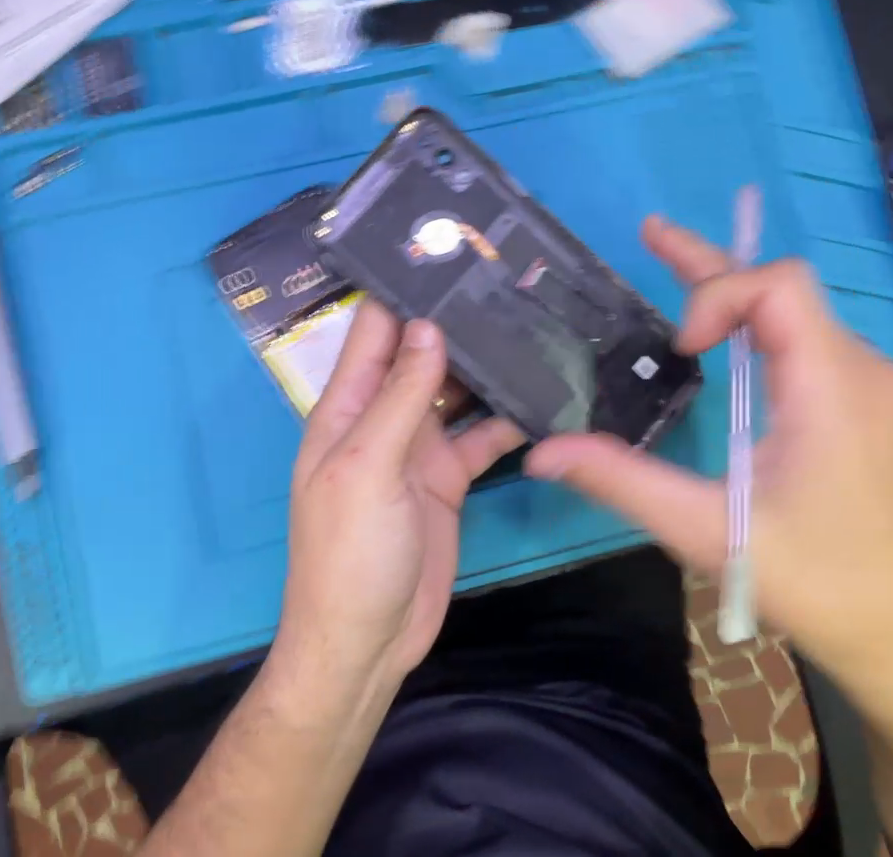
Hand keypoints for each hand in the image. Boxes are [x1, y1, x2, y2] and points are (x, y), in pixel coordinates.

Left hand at [280, 303, 524, 689]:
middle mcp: (382, 418)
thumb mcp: (367, 468)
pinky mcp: (449, 479)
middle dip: (455, 320)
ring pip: (454, 391)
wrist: (367, 642)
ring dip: (486, 364)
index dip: (403, 290)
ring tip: (534, 322)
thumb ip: (400, 398)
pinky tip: (544, 397)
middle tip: (510, 278)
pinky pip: (481, 437)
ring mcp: (418, 449)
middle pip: (419, 354)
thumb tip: (427, 326)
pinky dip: (508, 419)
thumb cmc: (349, 552)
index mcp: (347, 408)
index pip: (374, 332)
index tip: (446, 249)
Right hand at [525, 215, 892, 706]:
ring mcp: (886, 388)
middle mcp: (872, 373)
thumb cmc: (810, 585)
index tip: (681, 350)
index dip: (717, 293)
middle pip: (787, 292)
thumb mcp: (706, 532)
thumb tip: (540, 452)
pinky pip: (819, 346)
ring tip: (680, 299)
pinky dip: (766, 335)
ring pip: (804, 316)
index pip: (780, 286)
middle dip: (712, 271)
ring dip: (738, 306)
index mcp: (836, 392)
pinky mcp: (884, 405)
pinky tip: (731, 351)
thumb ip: (622, 481)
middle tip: (650, 236)